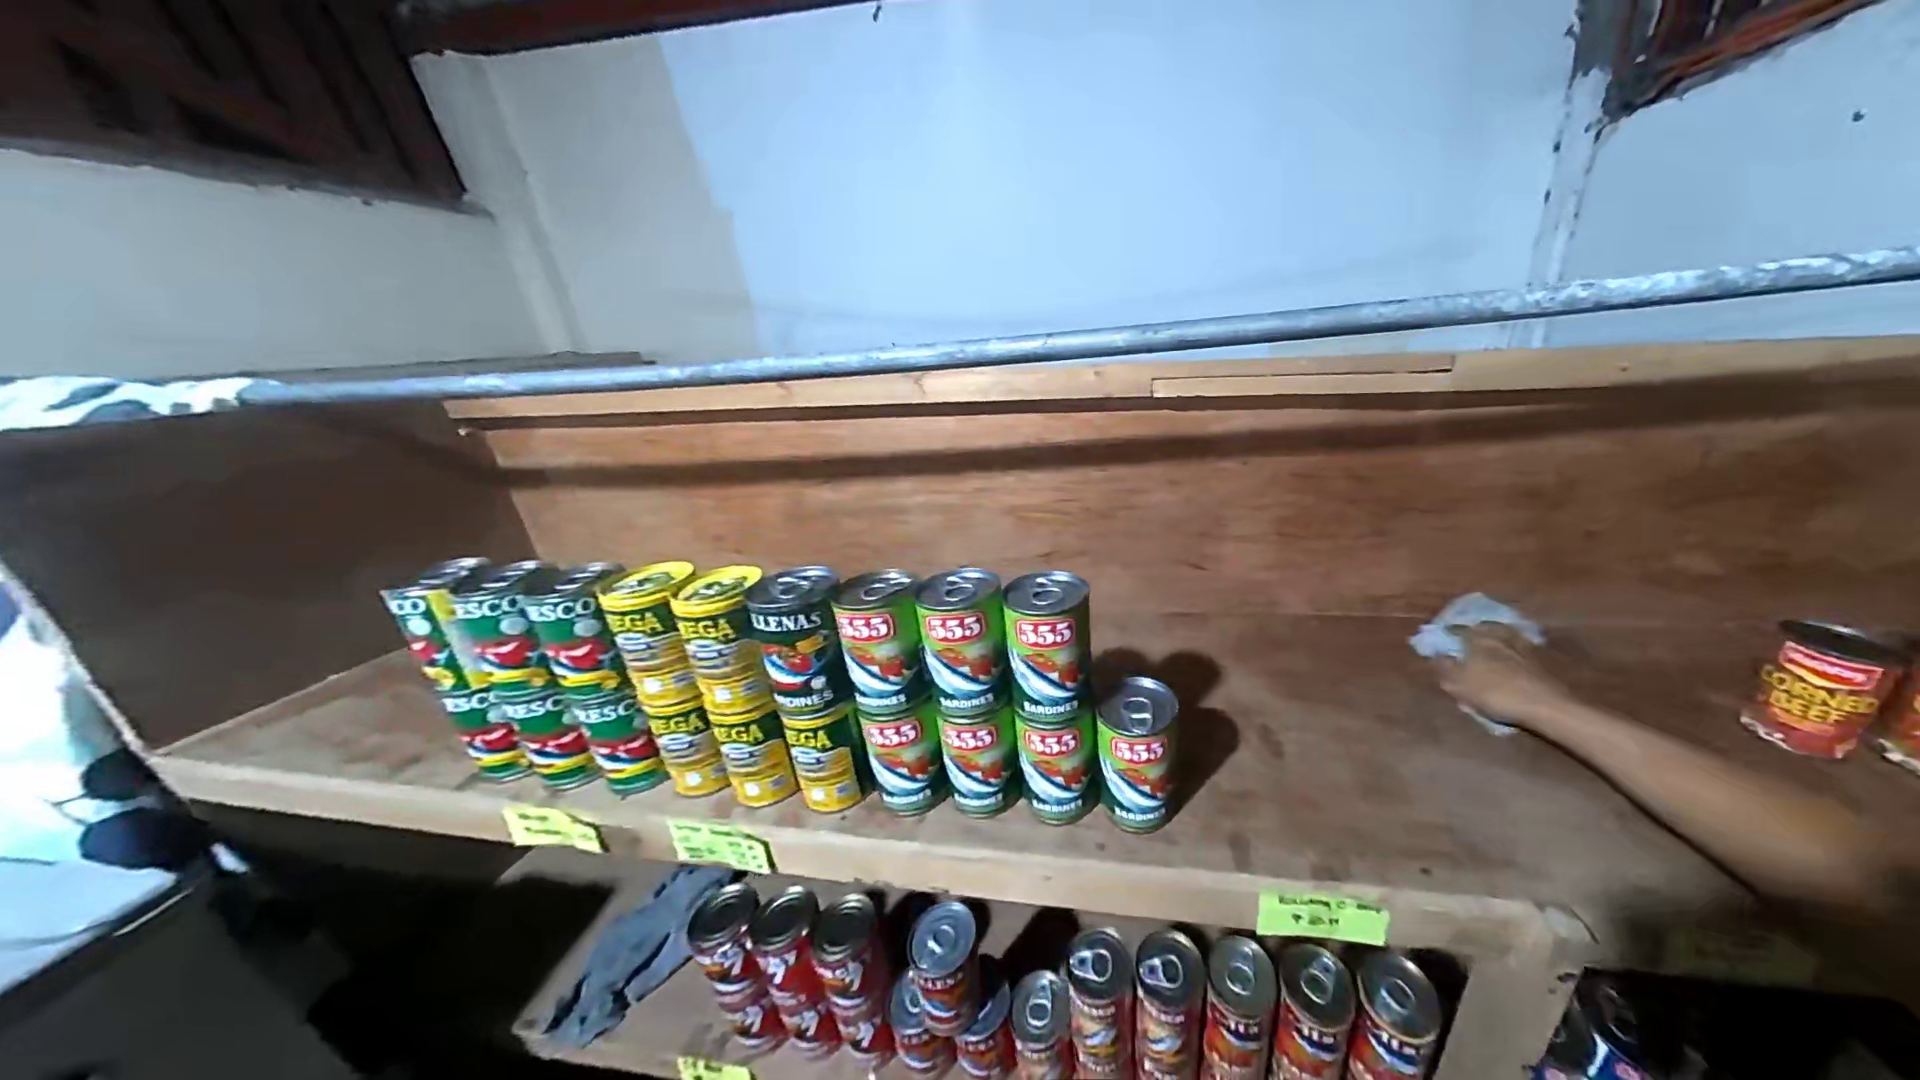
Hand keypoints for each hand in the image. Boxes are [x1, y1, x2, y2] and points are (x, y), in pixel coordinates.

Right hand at [1432, 626, 1579, 729]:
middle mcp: (1501, 638)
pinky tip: (1513, 656)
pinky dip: (1515, 649)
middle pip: (1489, 627)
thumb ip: (1446, 667)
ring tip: (1493, 642)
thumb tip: (1438, 655)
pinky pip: (1523, 649)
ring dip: (1500, 636)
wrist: (1545, 707)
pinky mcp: (1542, 662)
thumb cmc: (1493, 693)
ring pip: (1508, 636)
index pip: (1461, 630)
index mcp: (1478, 640)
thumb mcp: (1458, 684)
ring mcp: (1525, 649)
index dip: (1452, 631)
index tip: (1446, 633)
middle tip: (1472, 632)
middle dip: (1479, 629)